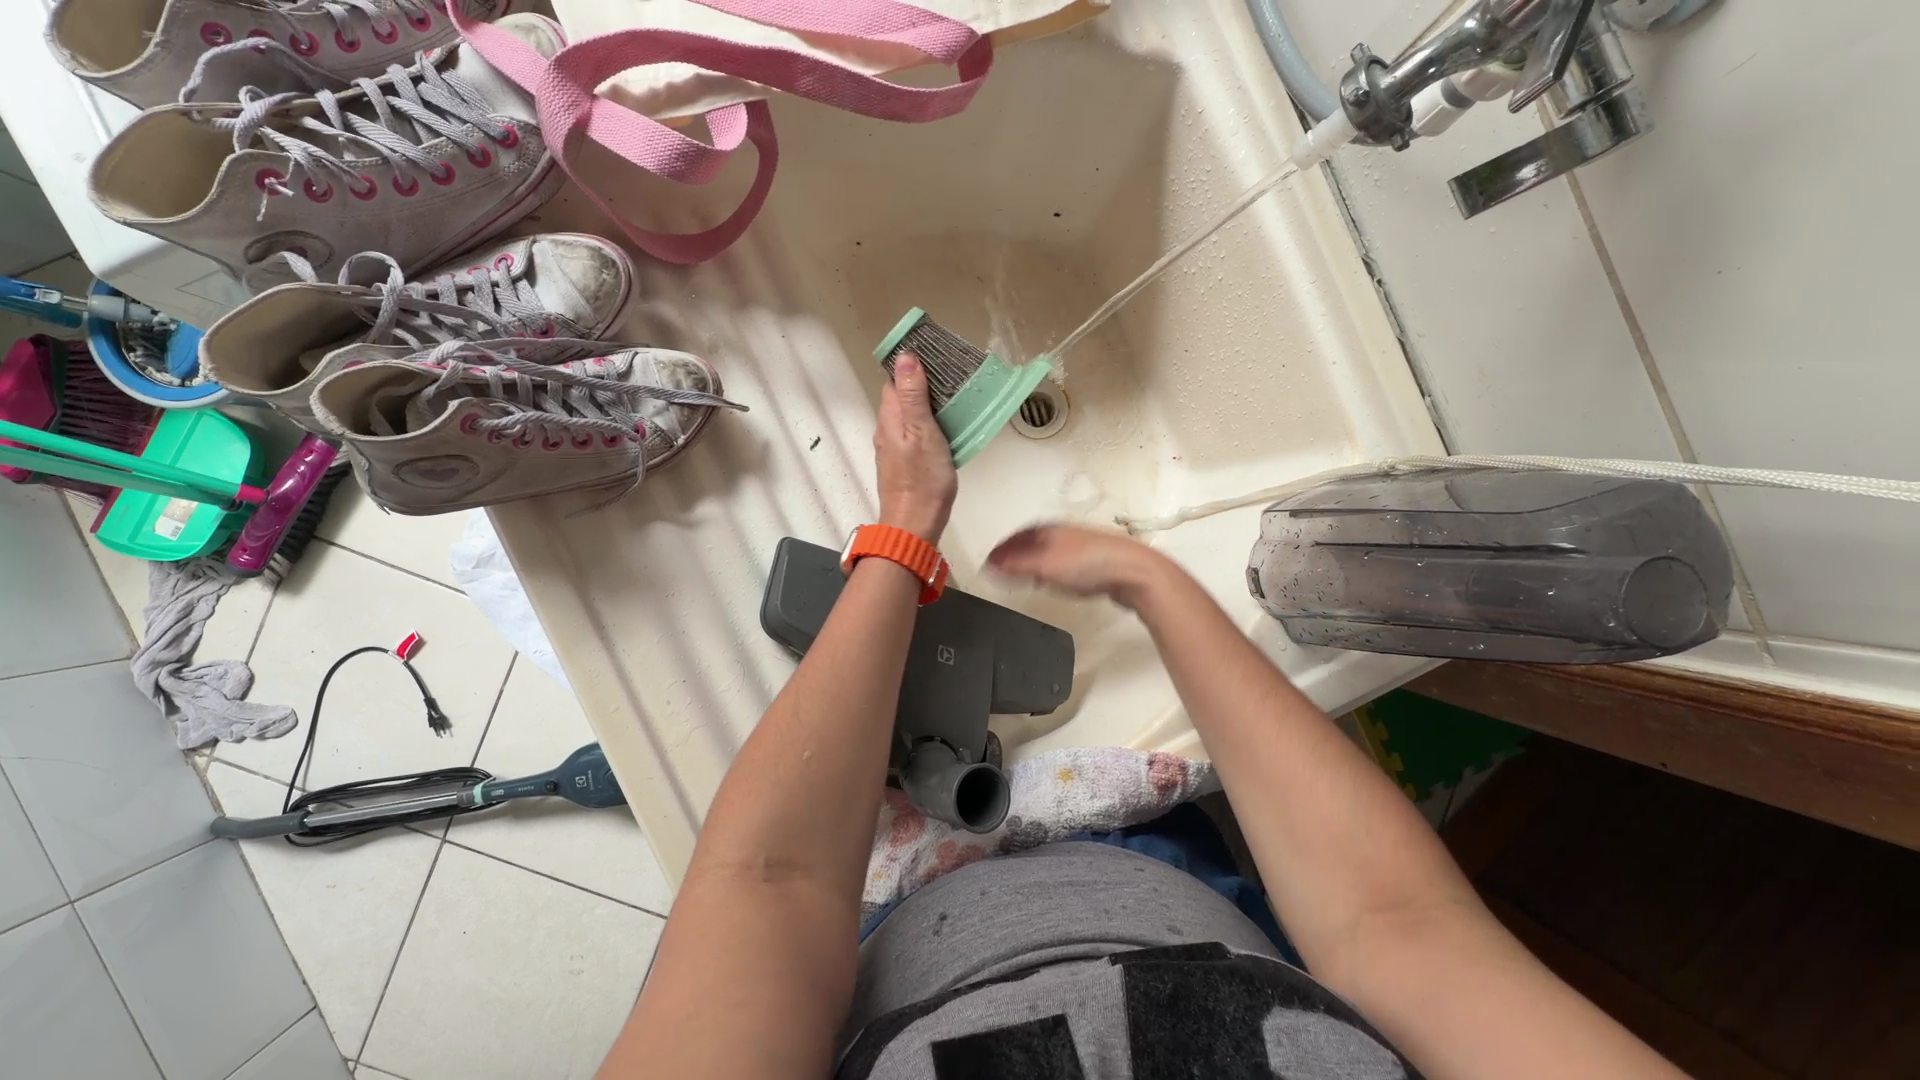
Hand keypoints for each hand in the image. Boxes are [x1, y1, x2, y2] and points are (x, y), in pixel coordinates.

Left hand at [875, 352, 957, 543]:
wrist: (915, 524)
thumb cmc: (922, 479)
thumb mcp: (922, 431)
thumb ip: (914, 395)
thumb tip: (906, 357)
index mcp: (890, 417)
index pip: (894, 378)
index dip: (910, 362)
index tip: (933, 351)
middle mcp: (887, 428)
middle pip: (902, 394)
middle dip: (922, 380)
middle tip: (951, 371)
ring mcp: (895, 446)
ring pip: (909, 414)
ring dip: (928, 402)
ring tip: (954, 393)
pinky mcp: (905, 461)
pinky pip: (916, 431)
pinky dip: (930, 422)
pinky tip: (948, 425)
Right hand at [985, 524, 1171, 608]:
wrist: (1135, 572)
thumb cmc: (1091, 563)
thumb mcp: (1045, 566)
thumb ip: (1017, 566)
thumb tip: (991, 566)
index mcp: (1050, 528)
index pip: (1018, 535)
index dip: (1002, 548)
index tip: (990, 561)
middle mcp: (1065, 534)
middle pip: (1033, 542)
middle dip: (1016, 554)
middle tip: (1002, 568)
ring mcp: (1082, 548)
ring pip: (1051, 552)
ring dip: (1035, 563)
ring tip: (1024, 576)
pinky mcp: (1096, 563)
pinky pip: (1067, 564)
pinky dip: (1053, 572)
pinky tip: (1056, 583)